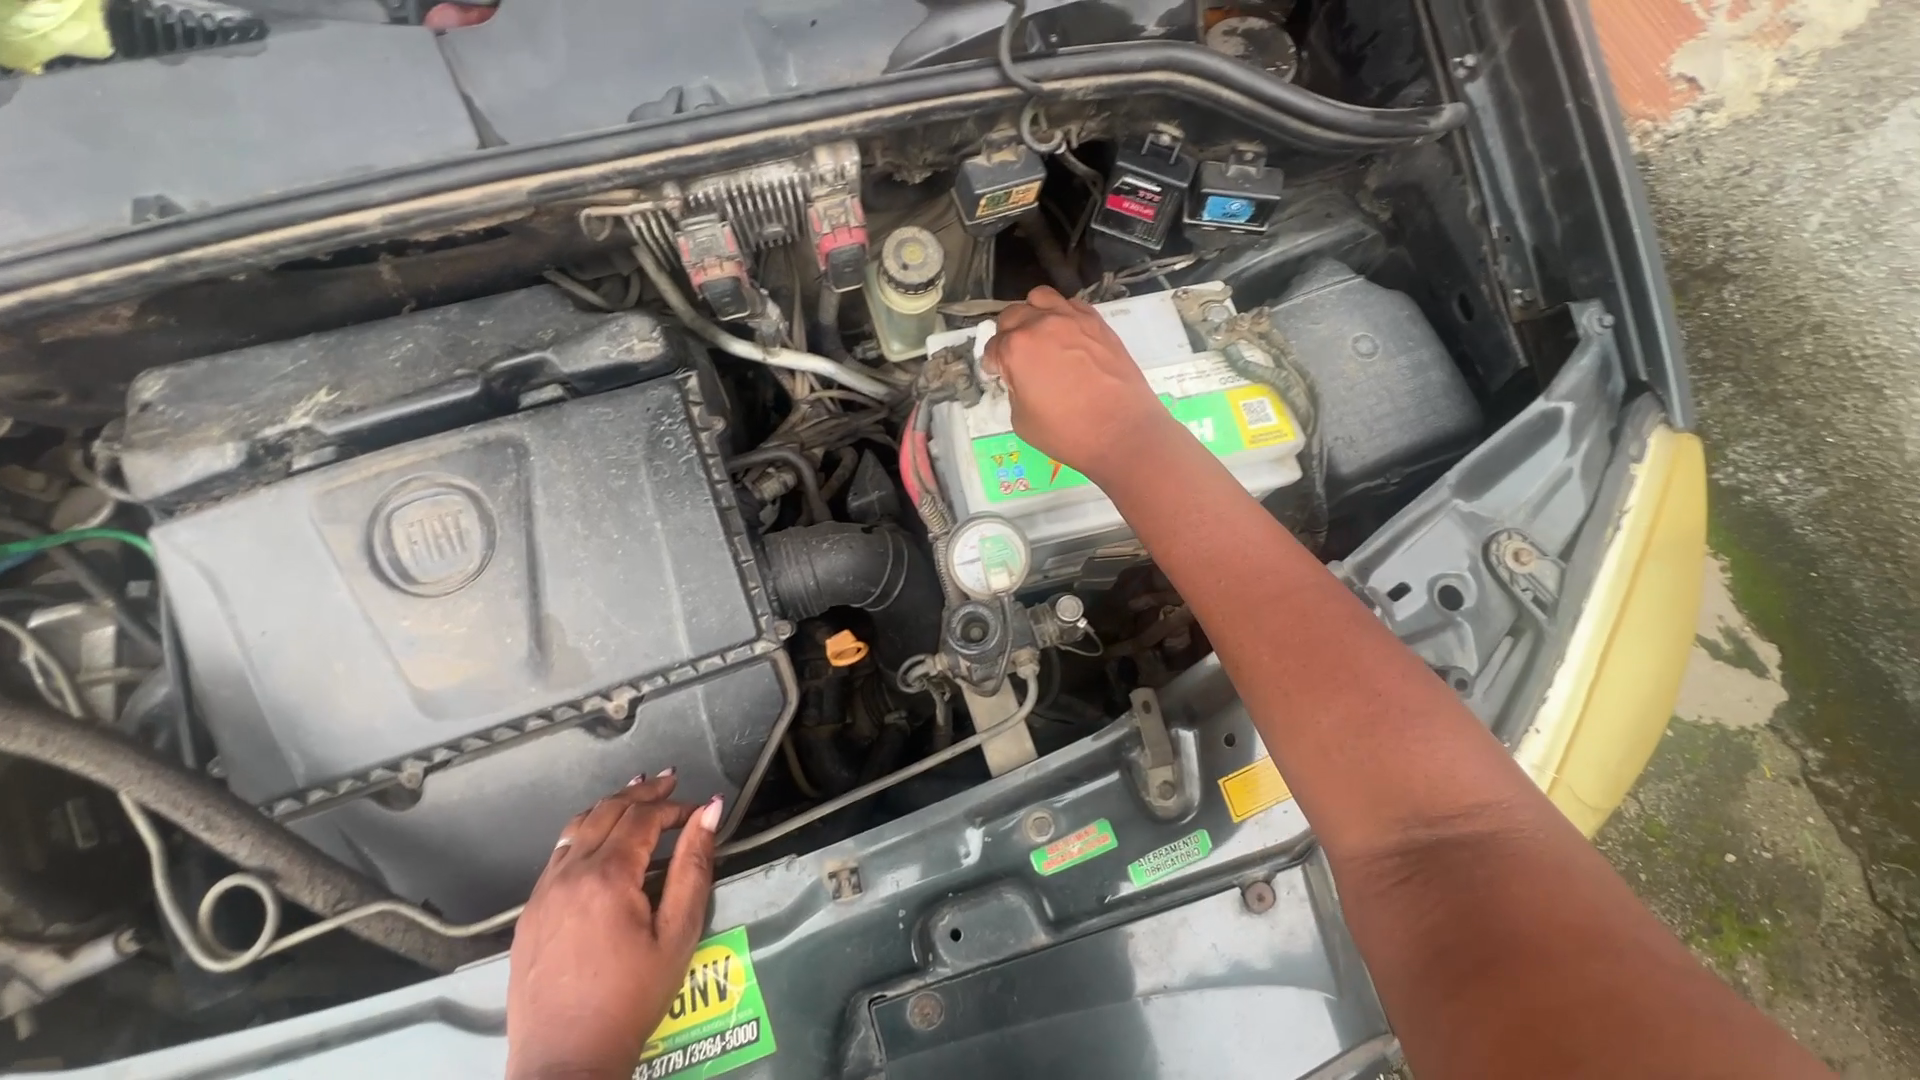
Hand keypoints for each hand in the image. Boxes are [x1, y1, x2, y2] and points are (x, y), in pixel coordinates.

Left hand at [506, 772, 722, 1079]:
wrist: (564, 1062)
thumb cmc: (631, 999)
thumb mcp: (677, 933)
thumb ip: (694, 867)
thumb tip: (709, 812)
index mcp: (608, 876)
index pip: (642, 819)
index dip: (673, 806)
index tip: (697, 809)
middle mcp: (569, 874)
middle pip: (606, 812)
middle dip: (641, 793)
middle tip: (668, 781)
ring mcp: (542, 893)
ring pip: (575, 828)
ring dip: (609, 806)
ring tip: (634, 793)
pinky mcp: (529, 914)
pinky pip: (557, 856)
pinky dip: (582, 833)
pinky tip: (597, 839)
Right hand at [982, 286, 1177, 482]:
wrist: (1122, 431)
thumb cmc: (1067, 432)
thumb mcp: (1021, 421)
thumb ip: (1014, 391)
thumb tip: (1020, 379)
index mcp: (1016, 349)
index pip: (992, 347)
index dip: (993, 364)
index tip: (999, 375)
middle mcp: (1040, 324)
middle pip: (1012, 315)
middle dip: (1008, 335)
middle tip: (1016, 357)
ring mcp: (1071, 318)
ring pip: (1040, 298)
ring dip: (1033, 313)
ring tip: (1039, 335)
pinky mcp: (1097, 322)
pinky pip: (1071, 304)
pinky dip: (1062, 314)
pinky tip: (1065, 335)